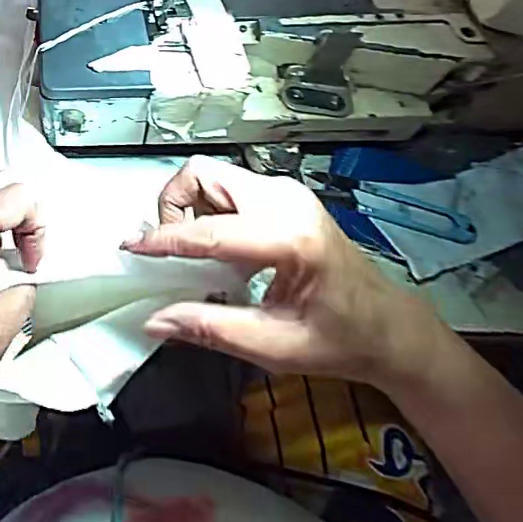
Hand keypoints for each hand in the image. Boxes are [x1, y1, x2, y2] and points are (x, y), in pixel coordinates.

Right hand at [122, 156, 454, 392]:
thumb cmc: (341, 340)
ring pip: (210, 175)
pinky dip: (206, 208)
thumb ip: (211, 329)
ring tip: (194, 249)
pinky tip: (218, 245)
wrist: (390, 326)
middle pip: (203, 175)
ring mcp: (284, 191)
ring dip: (188, 205)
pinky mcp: (281, 192)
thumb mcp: (274, 346)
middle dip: (173, 205)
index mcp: (291, 238)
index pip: (210, 230)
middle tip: (171, 248)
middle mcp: (286, 200)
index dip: (164, 239)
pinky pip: (225, 185)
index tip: (132, 248)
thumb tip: (156, 322)